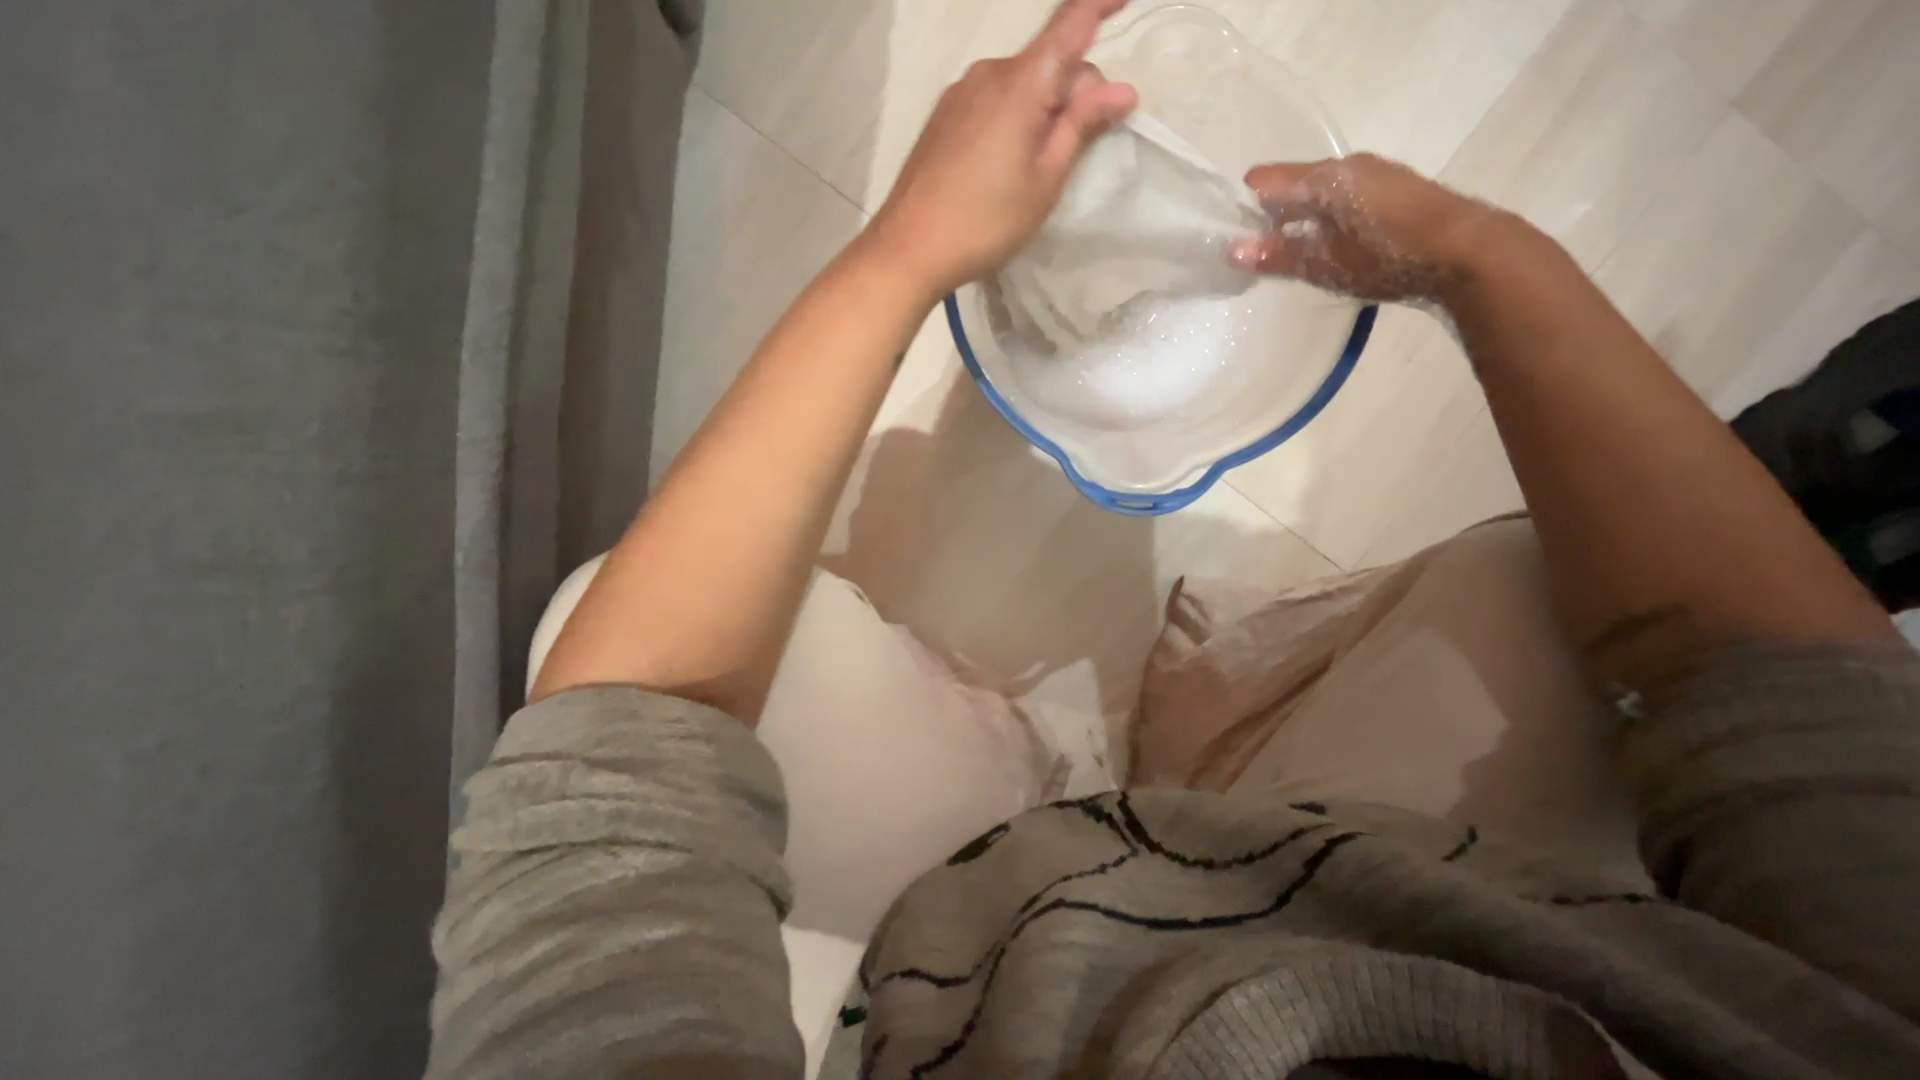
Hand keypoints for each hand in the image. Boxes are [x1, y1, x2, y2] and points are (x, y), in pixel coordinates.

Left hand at [862, 0, 1139, 296]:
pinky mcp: (943, 115)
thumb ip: (1081, 126)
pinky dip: (1014, 115)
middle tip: (1081, 146)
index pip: (1070, 23)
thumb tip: (1121, 88)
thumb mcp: (1046, 180)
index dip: (1100, 5)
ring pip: (1020, 82)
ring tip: (1037, 164)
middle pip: (1047, 61)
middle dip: (1075, 89)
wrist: (908, 248)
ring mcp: (960, 92)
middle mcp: (988, 73)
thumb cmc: (986, 221)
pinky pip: (992, 99)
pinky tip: (1005, 162)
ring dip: (1042, 106)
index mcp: (1021, 84)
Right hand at [1228, 154, 1499, 302]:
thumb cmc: (1387, 256)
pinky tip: (1336, 248)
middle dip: (1272, 216)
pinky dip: (1329, 218)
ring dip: (1303, 219)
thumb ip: (1277, 256)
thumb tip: (1233, 251)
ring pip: (1320, 191)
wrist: (1468, 252)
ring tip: (1300, 256)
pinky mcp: (1394, 189)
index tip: (1238, 241)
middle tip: (1264, 255)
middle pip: (1291, 184)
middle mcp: (1346, 165)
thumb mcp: (1325, 264)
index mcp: (1323, 177)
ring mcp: (1374, 174)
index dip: (1244, 208)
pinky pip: (1345, 197)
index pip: (1263, 180)